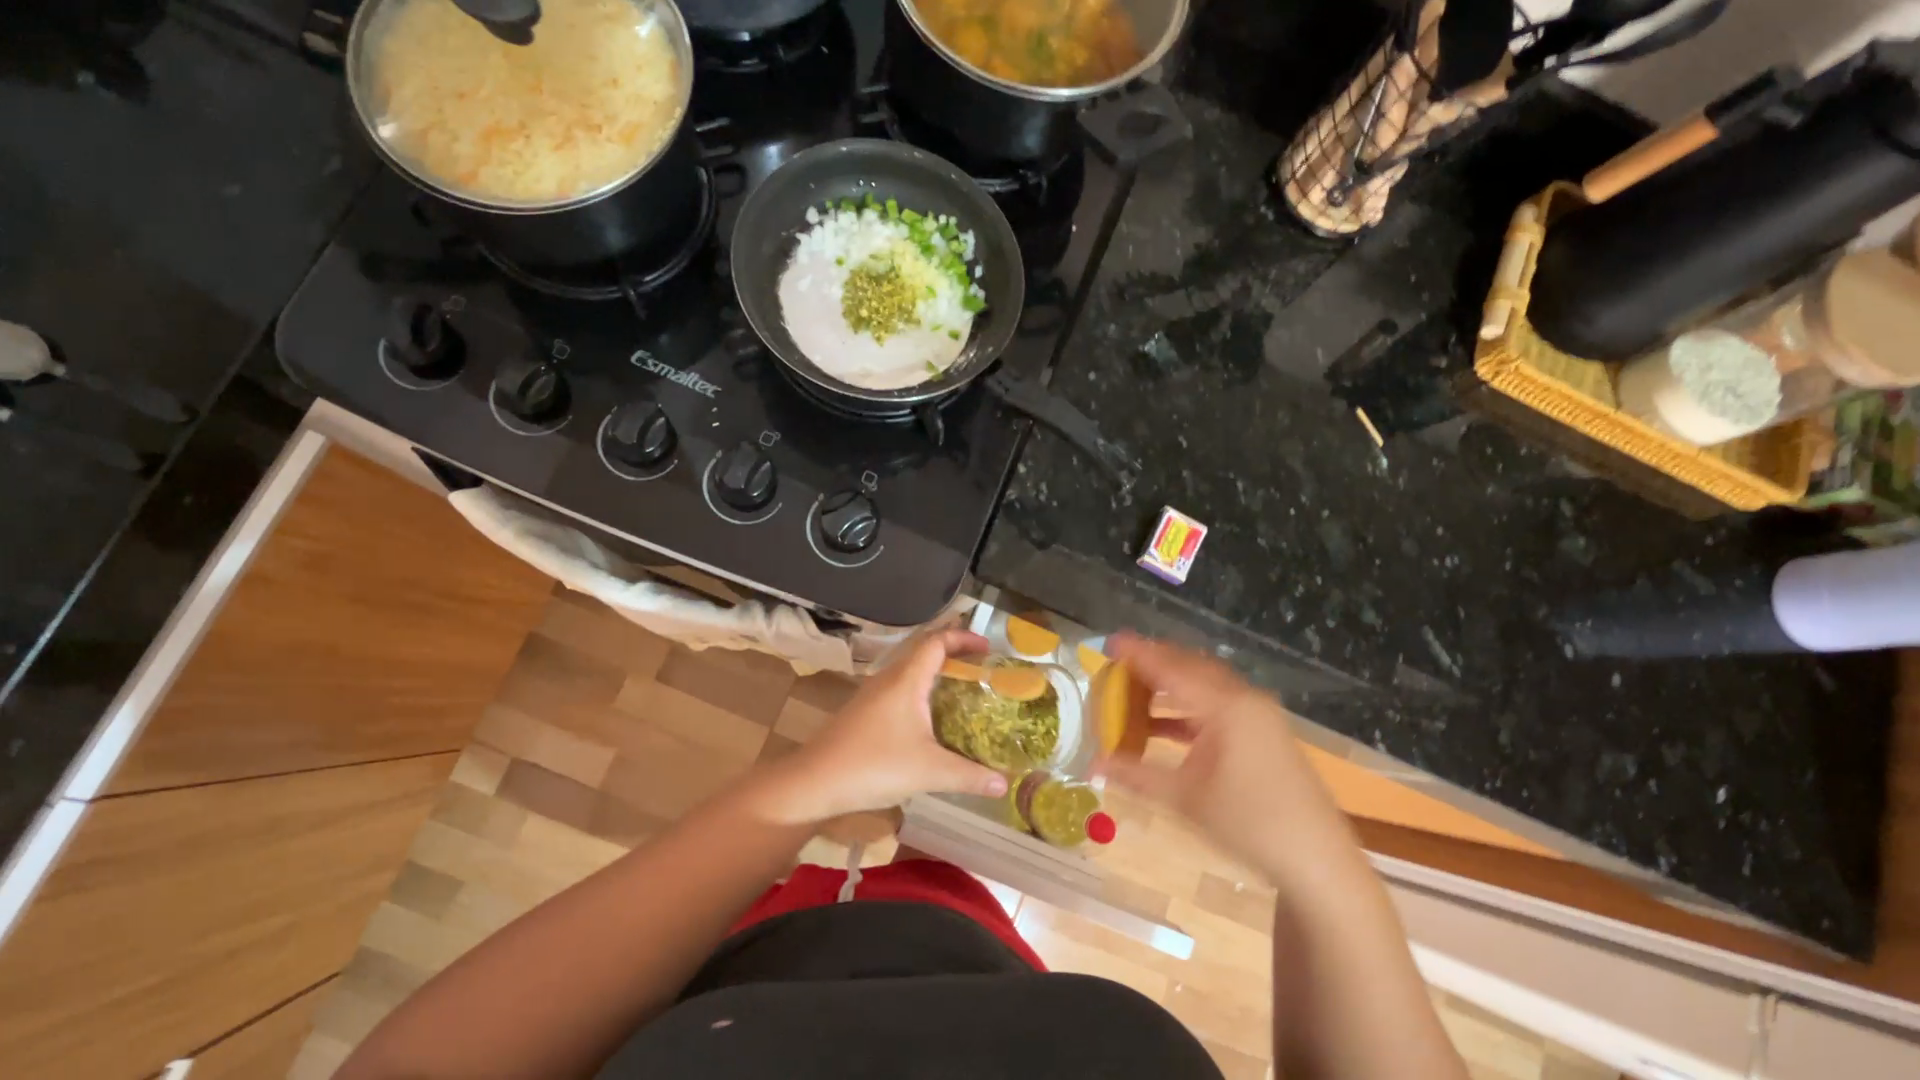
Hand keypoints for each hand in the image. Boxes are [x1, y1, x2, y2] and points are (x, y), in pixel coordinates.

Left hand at [749, 629, 1009, 825]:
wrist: (813, 782)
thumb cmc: (872, 766)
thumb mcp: (929, 772)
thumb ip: (970, 776)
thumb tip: (1004, 784)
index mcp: (906, 680)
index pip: (937, 641)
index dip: (964, 638)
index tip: (989, 649)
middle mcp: (889, 679)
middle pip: (923, 651)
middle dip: (954, 652)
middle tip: (983, 667)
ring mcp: (873, 696)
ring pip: (909, 671)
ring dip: (936, 673)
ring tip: (964, 689)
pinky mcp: (864, 713)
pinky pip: (899, 690)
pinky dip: (921, 692)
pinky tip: (932, 719)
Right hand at [1099, 633, 1349, 877]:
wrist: (1316, 857)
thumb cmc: (1249, 824)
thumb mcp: (1185, 799)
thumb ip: (1136, 775)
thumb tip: (1093, 764)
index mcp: (1225, 706)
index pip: (1172, 669)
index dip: (1139, 655)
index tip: (1110, 643)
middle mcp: (1243, 699)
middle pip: (1190, 669)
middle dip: (1153, 666)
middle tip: (1117, 668)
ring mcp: (1258, 714)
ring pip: (1205, 686)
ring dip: (1170, 687)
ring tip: (1133, 694)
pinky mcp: (1265, 731)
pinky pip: (1218, 705)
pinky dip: (1188, 708)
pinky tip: (1163, 726)